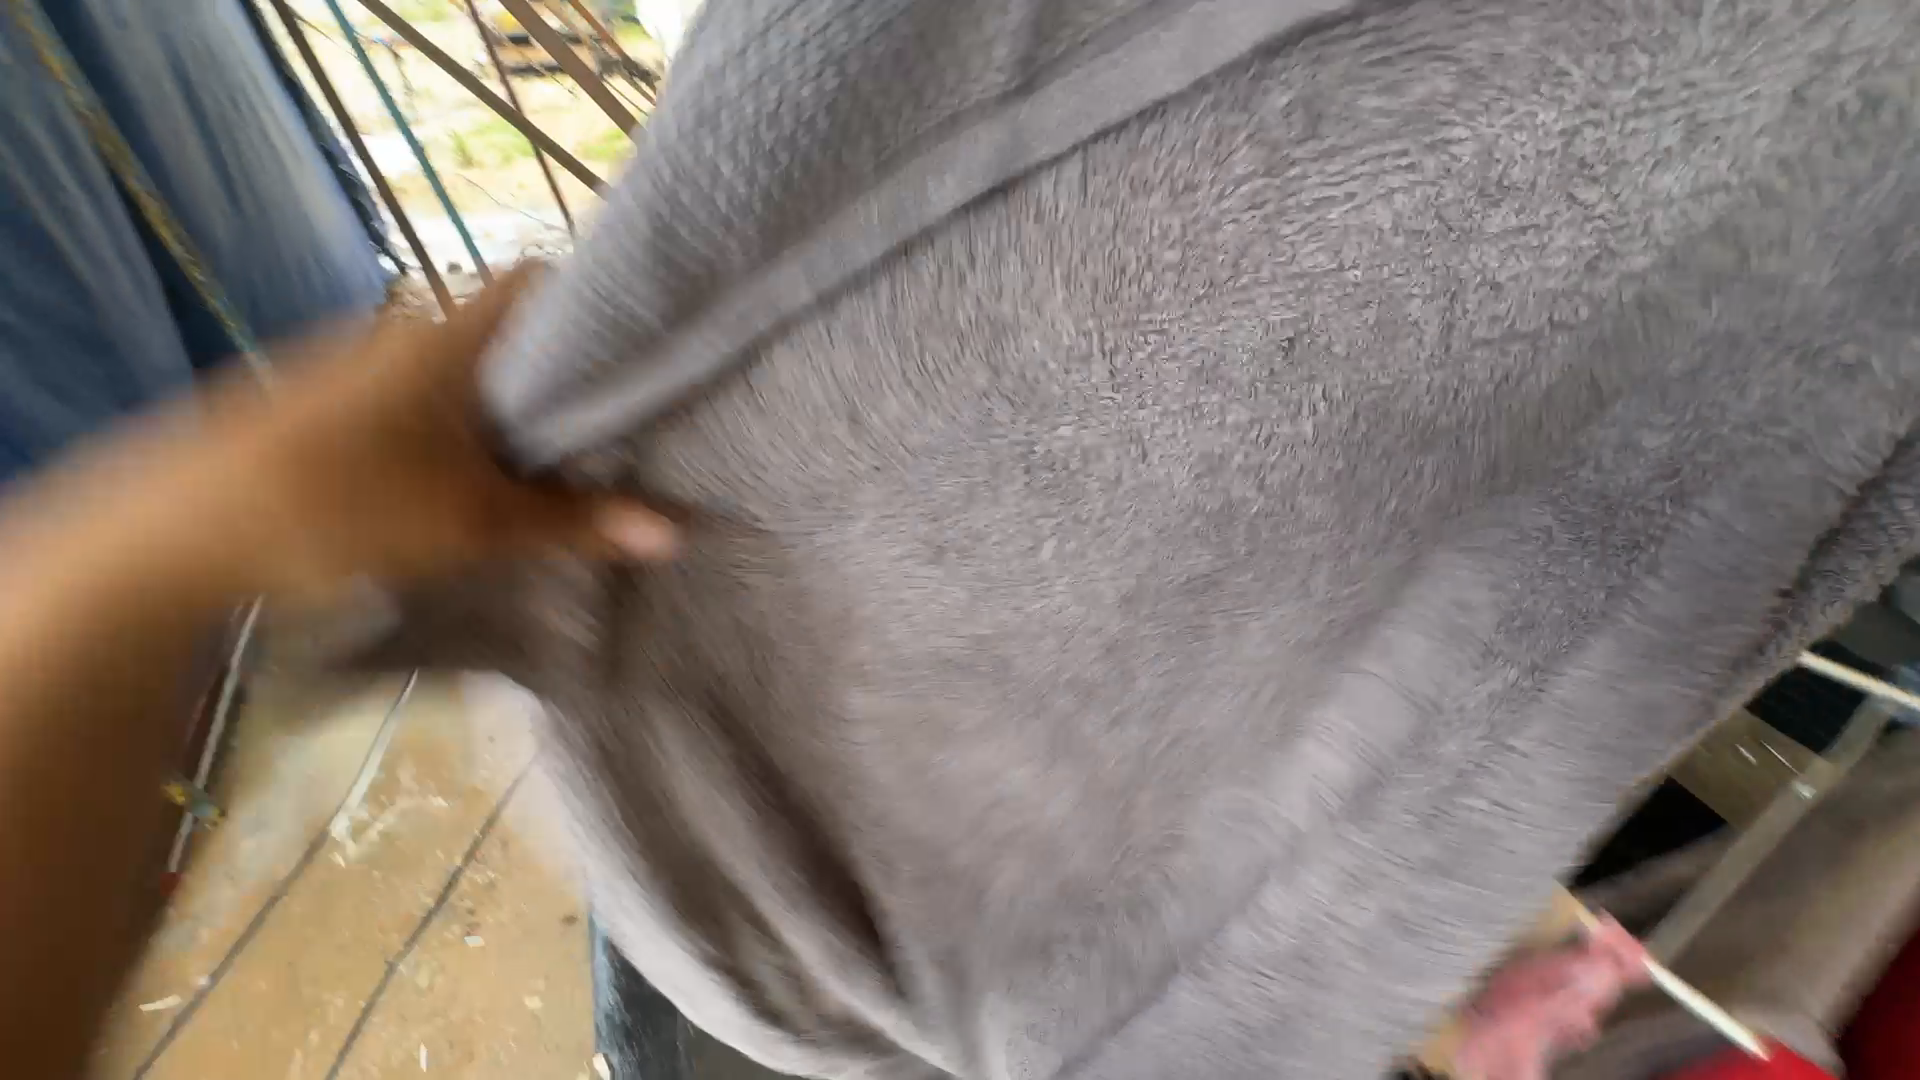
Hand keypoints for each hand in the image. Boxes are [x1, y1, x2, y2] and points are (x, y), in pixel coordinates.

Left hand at [9, 263, 675, 604]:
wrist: (175, 532)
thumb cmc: (347, 504)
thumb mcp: (479, 521)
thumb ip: (581, 521)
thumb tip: (680, 532)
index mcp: (455, 339)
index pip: (539, 282)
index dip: (596, 302)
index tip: (645, 343)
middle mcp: (413, 335)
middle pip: (515, 330)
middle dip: (570, 366)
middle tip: (628, 411)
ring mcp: (370, 367)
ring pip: (474, 367)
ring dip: (520, 401)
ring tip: (573, 445)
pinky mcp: (340, 403)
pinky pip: (433, 396)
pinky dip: (474, 421)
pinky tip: (487, 468)